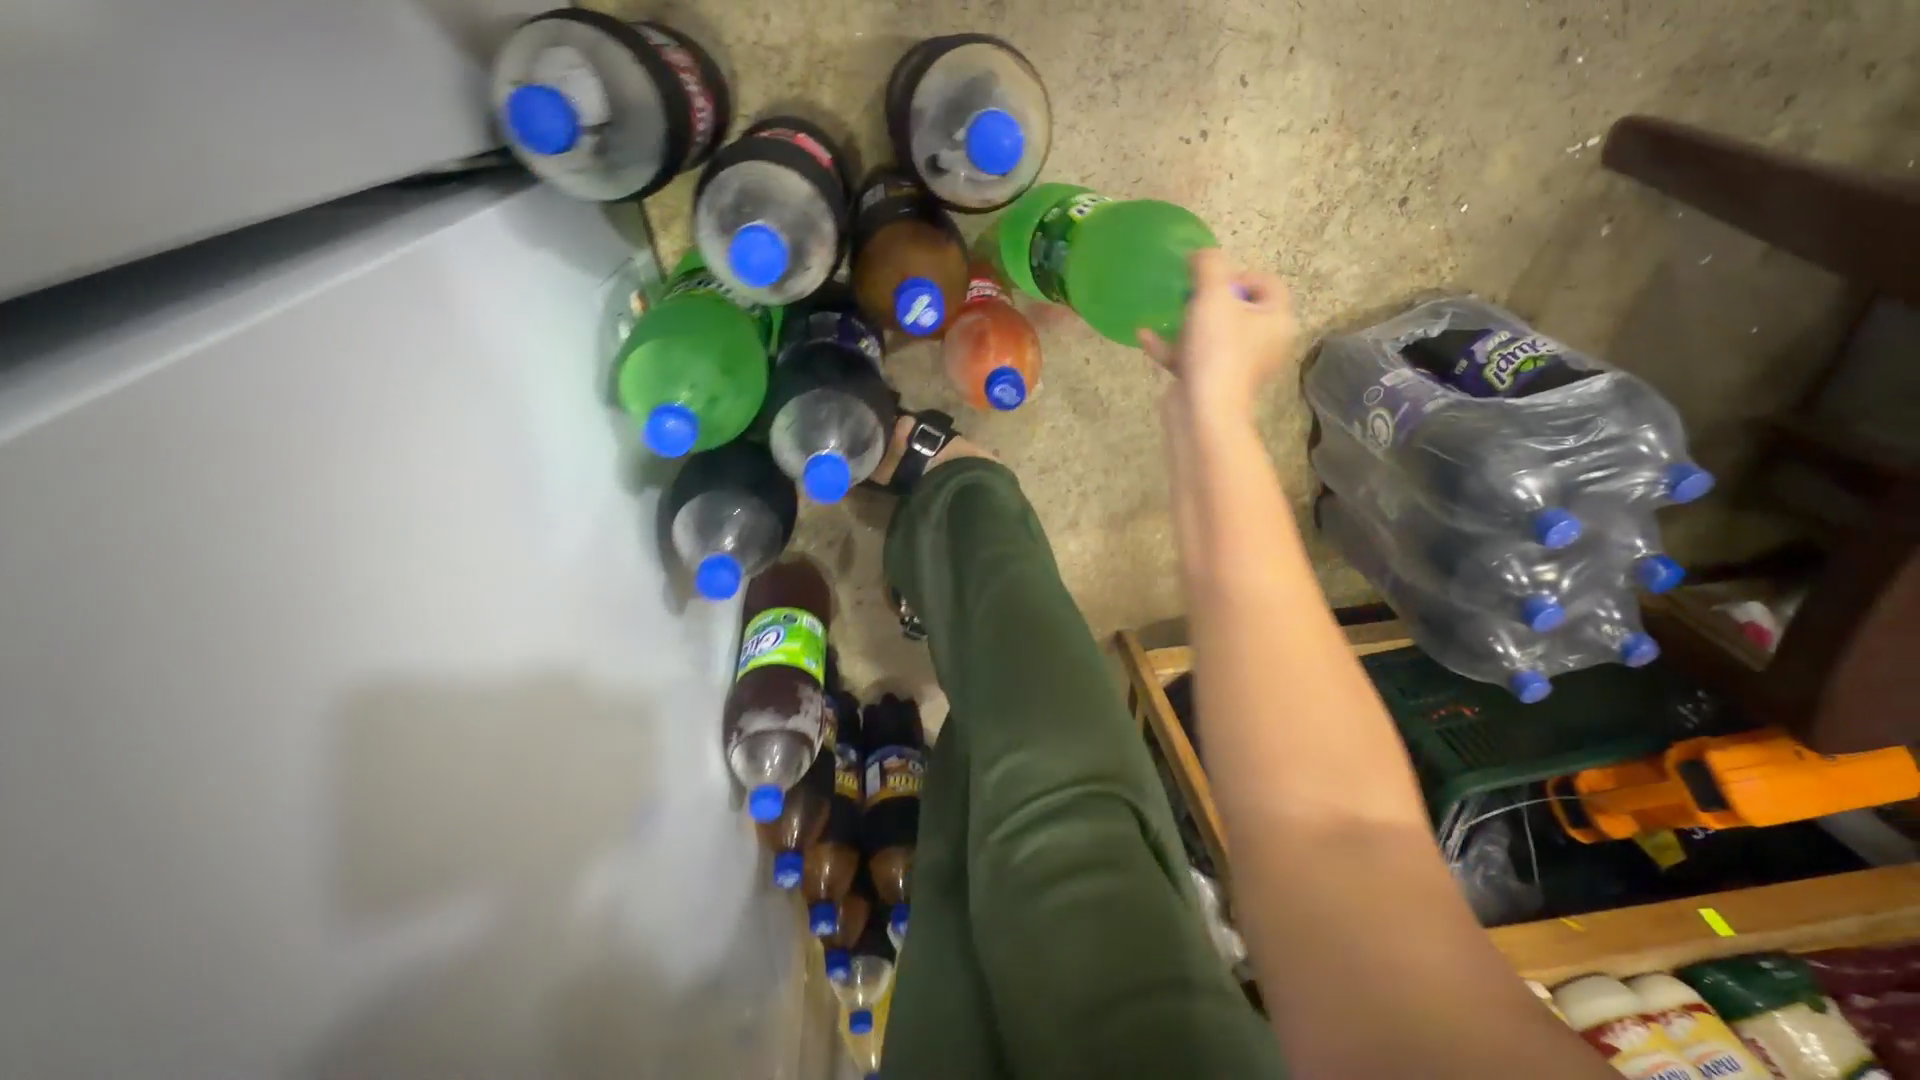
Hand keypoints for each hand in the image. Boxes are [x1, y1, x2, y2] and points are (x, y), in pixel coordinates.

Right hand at [1140, 249, 1297, 417]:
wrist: (1203, 412)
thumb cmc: (1218, 350)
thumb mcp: (1213, 295)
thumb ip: (1208, 265)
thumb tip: (1201, 254)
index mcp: (1276, 320)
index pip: (1266, 283)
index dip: (1237, 274)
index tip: (1210, 279)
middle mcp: (1263, 343)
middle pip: (1237, 308)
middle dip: (1207, 298)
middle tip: (1187, 296)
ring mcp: (1236, 365)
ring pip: (1212, 333)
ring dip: (1185, 321)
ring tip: (1166, 312)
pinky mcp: (1211, 382)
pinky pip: (1192, 356)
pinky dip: (1171, 346)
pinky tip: (1145, 335)